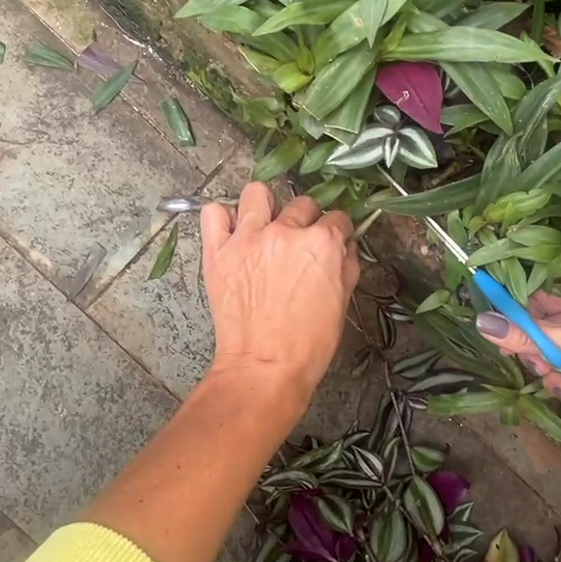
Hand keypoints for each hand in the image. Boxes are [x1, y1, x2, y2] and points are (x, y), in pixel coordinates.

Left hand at [201, 183, 359, 402]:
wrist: (264, 368)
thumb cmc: (308, 344)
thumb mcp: (341, 303)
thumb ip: (347, 266)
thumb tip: (346, 245)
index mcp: (321, 243)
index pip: (336, 218)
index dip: (336, 230)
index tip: (332, 241)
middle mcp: (285, 232)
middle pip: (301, 205)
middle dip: (304, 221)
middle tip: (297, 244)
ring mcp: (248, 238)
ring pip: (257, 193)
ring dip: (264, 207)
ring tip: (263, 228)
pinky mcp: (218, 250)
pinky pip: (213, 213)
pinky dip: (223, 218)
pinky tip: (232, 234)